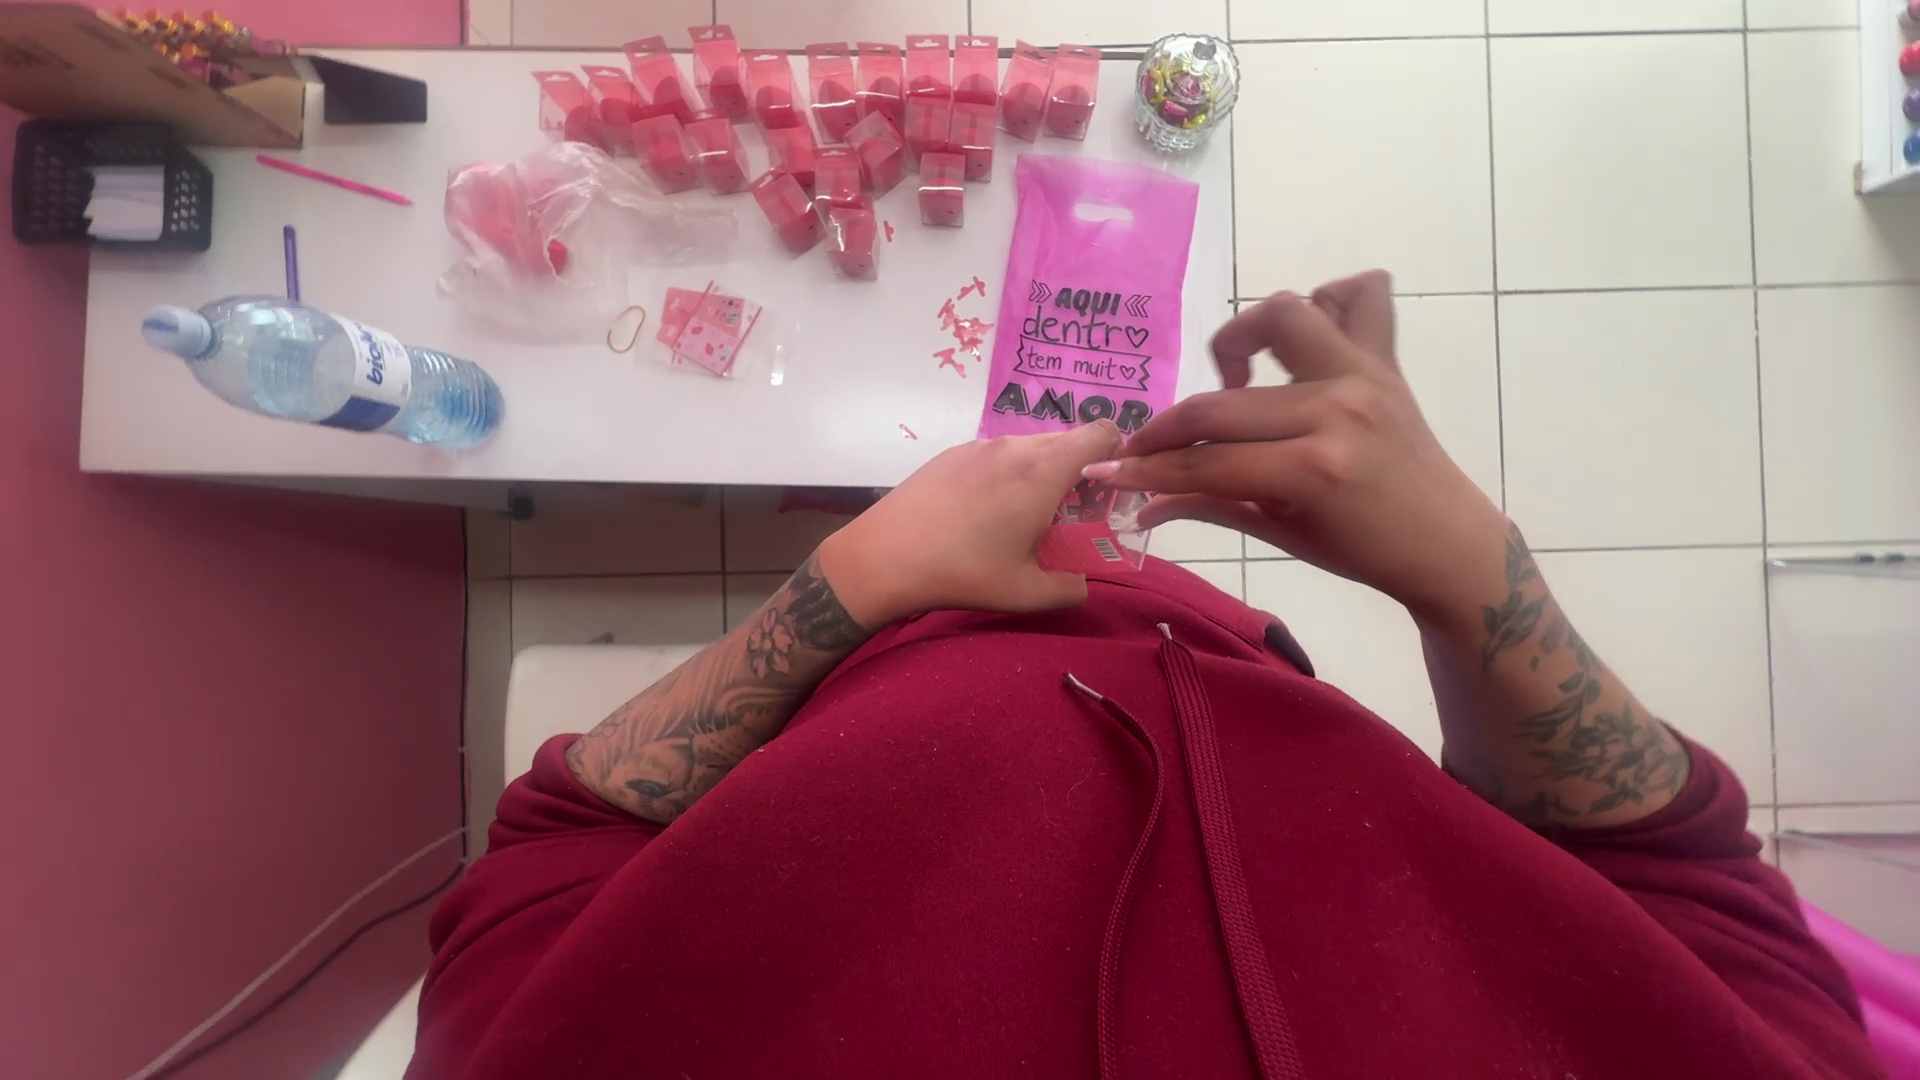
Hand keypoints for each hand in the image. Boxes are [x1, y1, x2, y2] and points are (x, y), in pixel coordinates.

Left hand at [817, 420, 1124, 626]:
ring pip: (1027, 450)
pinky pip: (994, 456)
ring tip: (1016, 520)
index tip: (1103, 494)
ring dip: (1037, 477)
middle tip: (1062, 518)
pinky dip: (1003, 476)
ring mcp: (977, 446)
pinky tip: (978, 514)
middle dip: (1076, 475)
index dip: (1115, 457)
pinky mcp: (950, 454)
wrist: (884, 557)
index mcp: (1043, 470)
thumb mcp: (1027, 593)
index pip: (1101, 434)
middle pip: (1065, 443)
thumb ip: (1071, 587)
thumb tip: (1082, 580)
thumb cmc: (963, 573)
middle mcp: (1013, 446)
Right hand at [1082, 271, 1508, 618]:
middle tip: (1144, 449)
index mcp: (1313, 469)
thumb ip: (1204, 507)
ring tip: (1234, 386)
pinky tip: (1298, 351)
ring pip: (1279, 315)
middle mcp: (1337, 409)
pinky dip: (1325, 303)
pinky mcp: (1384, 357)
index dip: (1146, 471)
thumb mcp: (1276, 533)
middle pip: (1220, 406)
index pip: (1205, 464)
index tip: (1105, 473)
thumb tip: (1137, 507)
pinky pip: (1359, 294)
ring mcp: (1364, 373)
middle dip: (1164, 432)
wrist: (1445, 542)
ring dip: (1238, 341)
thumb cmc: (1359, 550)